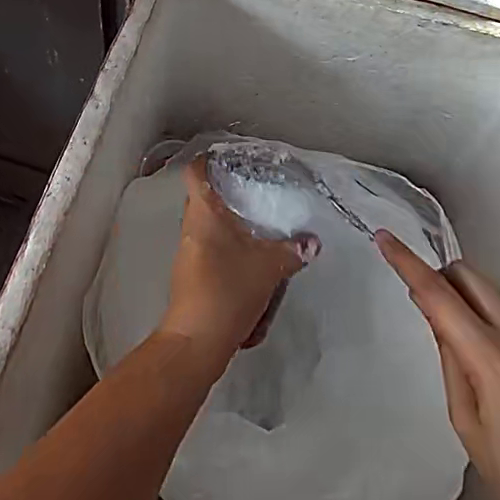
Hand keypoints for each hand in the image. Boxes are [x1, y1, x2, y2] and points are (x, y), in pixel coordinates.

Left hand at [157, 158, 315, 363]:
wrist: (197, 340)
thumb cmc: (228, 288)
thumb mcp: (269, 267)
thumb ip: (292, 251)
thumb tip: (312, 242)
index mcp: (203, 213)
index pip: (196, 173)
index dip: (208, 160)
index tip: (227, 158)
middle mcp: (190, 228)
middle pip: (202, 199)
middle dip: (225, 196)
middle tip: (252, 193)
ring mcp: (187, 254)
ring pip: (206, 228)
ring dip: (227, 227)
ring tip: (255, 229)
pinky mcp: (190, 277)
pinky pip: (209, 252)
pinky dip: (226, 252)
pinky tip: (249, 264)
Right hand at [377, 231, 499, 499]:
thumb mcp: (467, 424)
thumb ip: (449, 360)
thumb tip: (436, 318)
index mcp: (496, 362)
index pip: (440, 295)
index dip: (408, 262)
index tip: (388, 242)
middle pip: (471, 277)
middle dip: (441, 276)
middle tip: (421, 293)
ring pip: (495, 292)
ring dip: (468, 296)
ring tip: (453, 329)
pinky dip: (492, 316)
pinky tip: (485, 347)